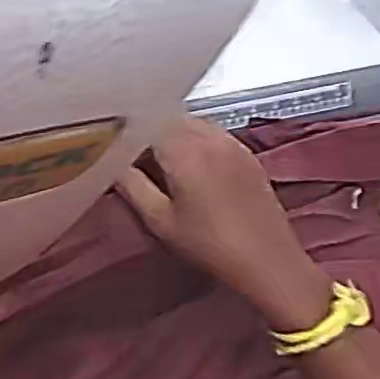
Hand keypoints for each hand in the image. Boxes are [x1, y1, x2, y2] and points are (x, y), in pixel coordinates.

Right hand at [115, 117, 332, 330]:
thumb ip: (132, 187)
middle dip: (148, 131)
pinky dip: (193, 140)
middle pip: (170, 118)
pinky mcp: (246, 154)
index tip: (112, 145)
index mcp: (185, 151)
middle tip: (130, 154)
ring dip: (171, 134)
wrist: (267, 260)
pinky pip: (211, 133)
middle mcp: (210, 138)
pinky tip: (188, 166)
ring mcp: (232, 143)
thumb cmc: (208, 244)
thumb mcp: (159, 220)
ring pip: (191, 123)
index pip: (147, 123)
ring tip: (157, 160)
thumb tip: (113, 166)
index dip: (127, 132)